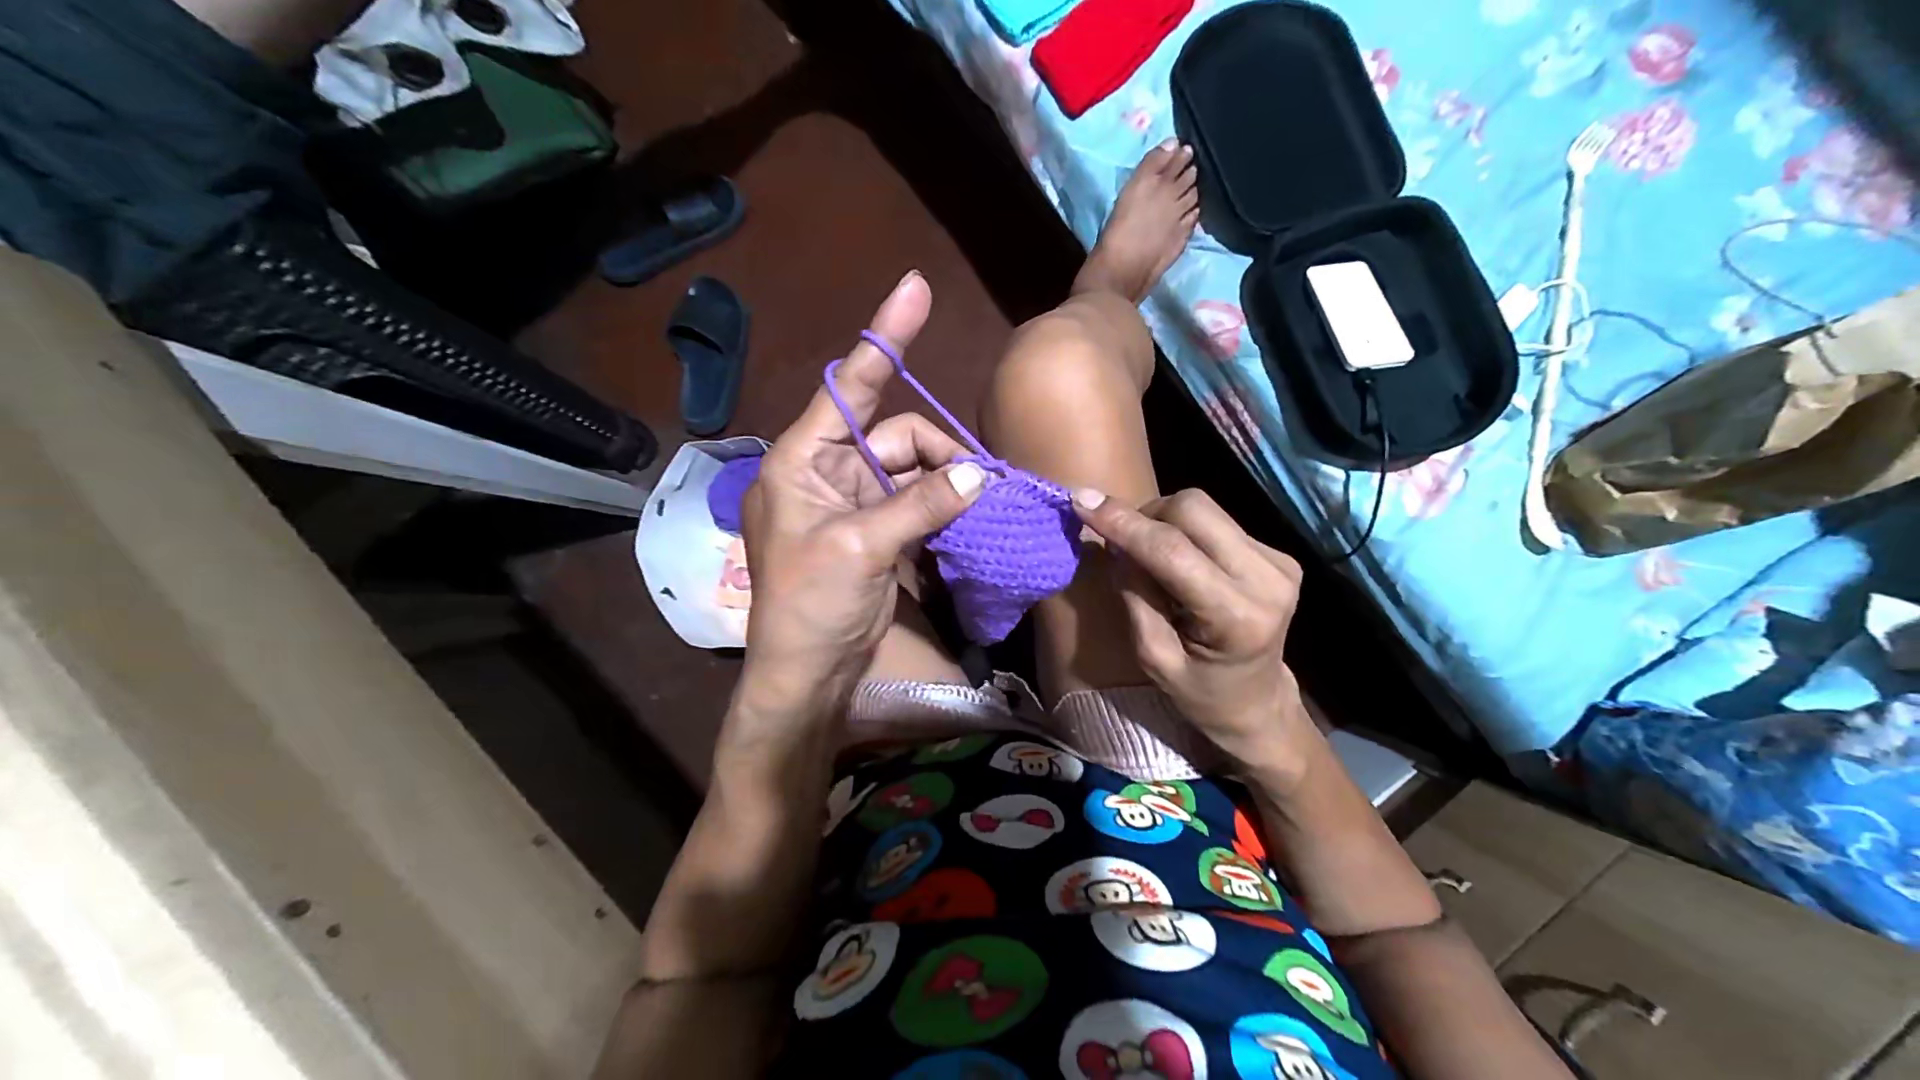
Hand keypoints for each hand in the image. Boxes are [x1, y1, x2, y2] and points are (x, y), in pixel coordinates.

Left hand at [736, 272, 986, 719]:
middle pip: (896, 434)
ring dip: (948, 480)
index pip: (850, 386)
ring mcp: (855, 502)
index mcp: (802, 460)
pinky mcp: (878, 530)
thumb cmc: (810, 606)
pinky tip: (970, 511)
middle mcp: (828, 471)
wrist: (807, 674)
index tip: (915, 287)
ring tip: (982, 501)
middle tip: (982, 482)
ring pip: (914, 469)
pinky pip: (919, 501)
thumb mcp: (861, 548)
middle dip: (939, 451)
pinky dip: (944, 503)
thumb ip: (921, 504)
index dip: (885, 337)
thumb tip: (980, 472)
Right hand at [1070, 487, 1317, 784]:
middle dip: (1146, 516)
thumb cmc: (1200, 692)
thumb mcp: (1152, 656)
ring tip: (1153, 557)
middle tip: (1124, 545)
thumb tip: (1115, 539)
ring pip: (1205, 507)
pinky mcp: (1278, 554)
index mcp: (1236, 617)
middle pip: (1192, 509)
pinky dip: (1187, 532)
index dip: (1124, 523)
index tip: (1081, 502)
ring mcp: (1279, 562)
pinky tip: (1184, 563)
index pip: (1172, 551)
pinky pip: (1217, 521)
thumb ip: (1134, 594)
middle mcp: (1267, 579)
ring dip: (1165, 522)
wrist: (1259, 702)